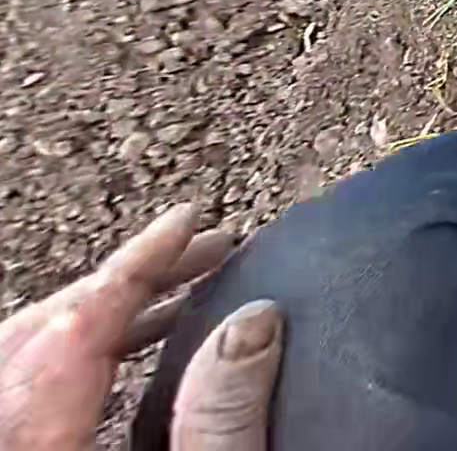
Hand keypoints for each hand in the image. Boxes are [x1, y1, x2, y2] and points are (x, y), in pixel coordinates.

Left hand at [0, 203, 284, 450]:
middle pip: (20, 348)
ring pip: (16, 366)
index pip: (66, 341)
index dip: (130, 270)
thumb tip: (253, 315)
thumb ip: (221, 414)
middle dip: (119, 282)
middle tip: (207, 247)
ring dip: (107, 309)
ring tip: (191, 278)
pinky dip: (86, 347)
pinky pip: (28, 392)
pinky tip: (151, 333)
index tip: (190, 220)